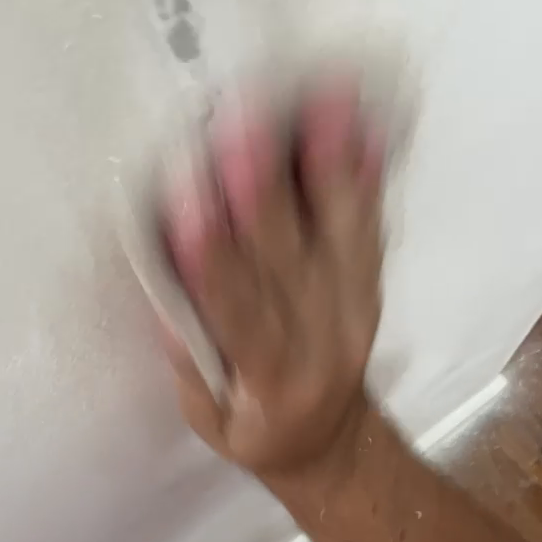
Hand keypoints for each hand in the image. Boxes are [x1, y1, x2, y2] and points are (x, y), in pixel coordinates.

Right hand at [160, 76, 386, 481]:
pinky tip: (369, 126)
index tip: (190, 197)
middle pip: (291, 258)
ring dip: (330, 162)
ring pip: (343, 232)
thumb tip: (169, 284)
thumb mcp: (208, 416)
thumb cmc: (254, 428)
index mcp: (271, 378)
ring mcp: (356, 307)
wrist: (332, 442)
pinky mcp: (372, 285)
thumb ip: (191, 355)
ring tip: (326, 100)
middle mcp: (322, 337)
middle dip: (264, 188)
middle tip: (245, 123)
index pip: (238, 310)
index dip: (213, 255)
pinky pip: (372, 228)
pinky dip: (369, 175)